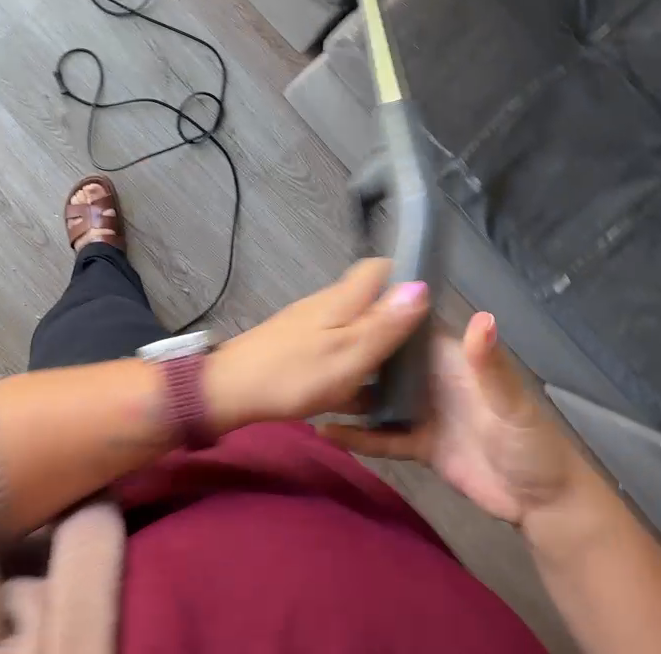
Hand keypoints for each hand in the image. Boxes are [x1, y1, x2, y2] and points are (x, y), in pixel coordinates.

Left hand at [203, 258, 428, 431]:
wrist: (231, 390)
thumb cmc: (296, 373)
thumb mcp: (350, 353)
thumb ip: (385, 323)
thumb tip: (420, 284)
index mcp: (343, 299)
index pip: (378, 267)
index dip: (405, 276)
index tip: (429, 304)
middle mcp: (327, 304)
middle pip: (368, 299)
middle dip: (393, 318)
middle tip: (420, 350)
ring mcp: (309, 324)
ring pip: (353, 326)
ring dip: (374, 346)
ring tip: (398, 377)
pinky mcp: (297, 346)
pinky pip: (336, 347)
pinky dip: (352, 364)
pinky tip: (360, 394)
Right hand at [320, 311, 576, 524]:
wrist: (542, 504)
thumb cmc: (533, 444)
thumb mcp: (512, 404)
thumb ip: (490, 366)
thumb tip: (480, 317)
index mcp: (452, 359)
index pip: (412, 326)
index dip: (384, 310)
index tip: (345, 297)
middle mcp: (432, 379)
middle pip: (387, 358)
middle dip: (355, 347)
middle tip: (309, 339)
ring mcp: (422, 412)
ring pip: (378, 395)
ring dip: (350, 391)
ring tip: (307, 379)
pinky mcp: (417, 444)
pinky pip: (380, 437)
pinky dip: (355, 436)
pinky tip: (324, 432)